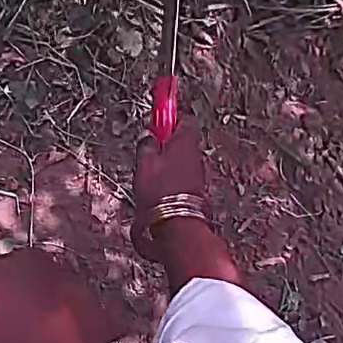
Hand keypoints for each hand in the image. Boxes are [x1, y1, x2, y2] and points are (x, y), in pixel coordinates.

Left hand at [0, 247, 121, 342]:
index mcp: (97, 324)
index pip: (117, 325)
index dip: (110, 331)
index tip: (102, 337)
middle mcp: (84, 292)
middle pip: (88, 302)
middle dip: (74, 314)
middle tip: (54, 333)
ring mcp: (58, 272)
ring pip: (62, 284)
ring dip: (50, 297)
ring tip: (27, 316)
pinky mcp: (31, 258)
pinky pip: (34, 270)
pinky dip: (26, 281)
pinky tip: (10, 297)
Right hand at [132, 122, 242, 291]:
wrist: (176, 227)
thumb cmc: (161, 194)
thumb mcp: (144, 163)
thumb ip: (147, 145)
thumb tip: (149, 138)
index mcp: (185, 142)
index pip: (183, 118)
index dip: (169, 116)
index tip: (159, 115)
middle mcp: (197, 156)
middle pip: (182, 141)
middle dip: (166, 144)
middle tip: (149, 150)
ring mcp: (198, 175)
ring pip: (182, 161)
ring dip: (168, 164)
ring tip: (151, 176)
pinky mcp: (195, 192)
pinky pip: (182, 179)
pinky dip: (171, 180)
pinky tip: (158, 191)